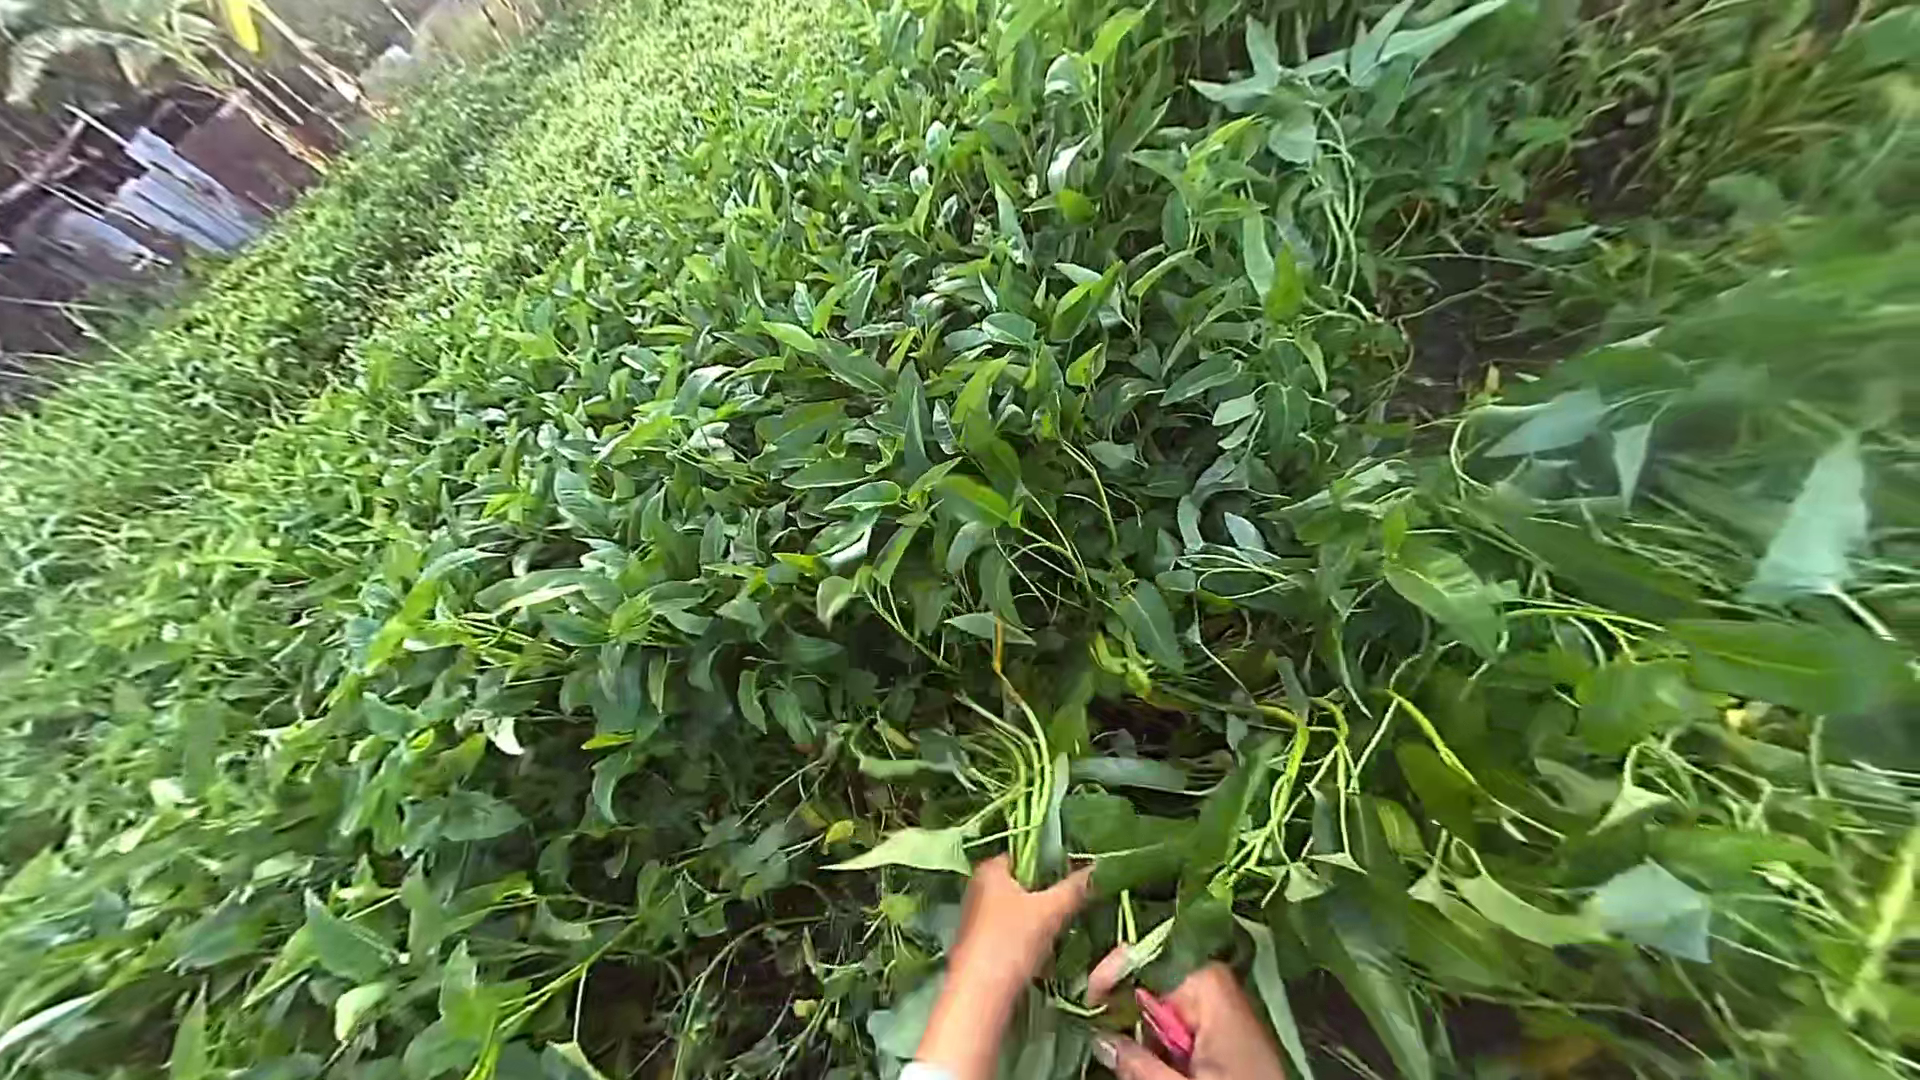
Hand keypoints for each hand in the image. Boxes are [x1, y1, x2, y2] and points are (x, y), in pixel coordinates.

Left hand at [914, 855, 1092, 1079]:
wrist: (979, 998)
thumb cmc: (1009, 942)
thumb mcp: (1049, 912)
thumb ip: (1074, 889)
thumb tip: (1101, 868)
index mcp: (990, 868)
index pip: (1026, 851)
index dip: (1052, 858)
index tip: (1077, 868)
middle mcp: (980, 885)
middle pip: (1024, 881)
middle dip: (1049, 891)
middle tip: (1076, 897)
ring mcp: (978, 915)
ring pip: (1019, 907)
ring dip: (1042, 916)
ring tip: (1067, 923)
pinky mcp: (982, 942)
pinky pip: (1013, 929)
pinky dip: (1030, 935)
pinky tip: (1048, 949)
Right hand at [1088, 958, 1287, 1079]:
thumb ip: (1137, 1061)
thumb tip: (1096, 1035)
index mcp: (1206, 982)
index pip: (1147, 954)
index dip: (1112, 970)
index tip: (1087, 996)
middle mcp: (1213, 984)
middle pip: (1152, 977)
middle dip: (1124, 1002)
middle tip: (1100, 1026)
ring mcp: (1221, 1009)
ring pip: (1163, 1003)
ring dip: (1140, 1025)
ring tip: (1121, 1046)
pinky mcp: (1225, 1035)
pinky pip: (1182, 1023)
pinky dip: (1161, 1040)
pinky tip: (1151, 1059)